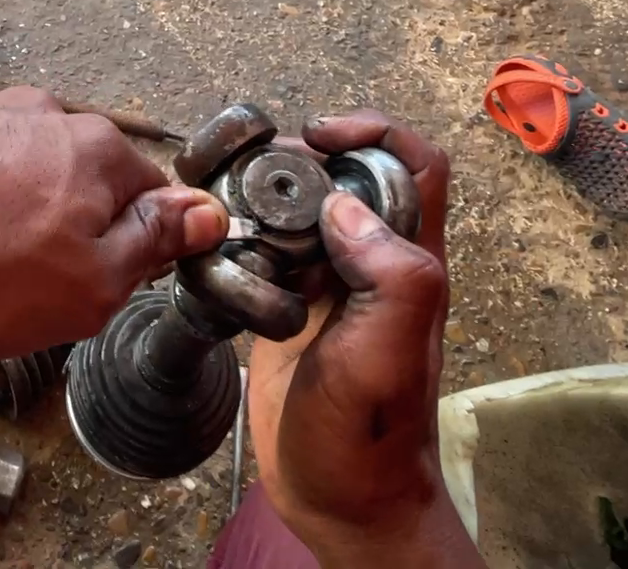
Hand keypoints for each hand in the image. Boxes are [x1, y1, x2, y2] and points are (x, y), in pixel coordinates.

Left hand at [0, 86, 228, 362]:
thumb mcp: (85, 288)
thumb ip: (151, 245)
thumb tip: (201, 212)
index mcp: (89, 148)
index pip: (145, 192)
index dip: (131, 242)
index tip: (99, 279)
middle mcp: (33, 110)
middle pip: (71, 173)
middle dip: (59, 224)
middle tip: (21, 282)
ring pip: (5, 164)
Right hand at [248, 111, 481, 564]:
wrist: (337, 497)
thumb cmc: (367, 437)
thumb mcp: (387, 361)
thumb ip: (390, 279)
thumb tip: (341, 205)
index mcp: (408, 260)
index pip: (413, 162)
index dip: (372, 130)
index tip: (317, 137)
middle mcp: (368, 256)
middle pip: (344, 171)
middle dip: (300, 158)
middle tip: (253, 174)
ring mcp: (326, 277)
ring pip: (301, 203)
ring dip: (264, 191)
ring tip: (226, 201)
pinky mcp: (286, 297)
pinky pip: (266, 241)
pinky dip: (240, 228)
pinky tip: (214, 239)